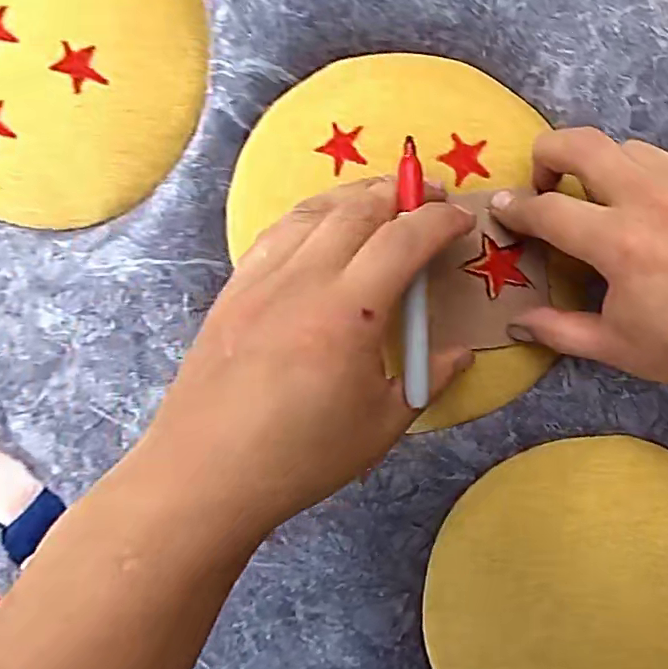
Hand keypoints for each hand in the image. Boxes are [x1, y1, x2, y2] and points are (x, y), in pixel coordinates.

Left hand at [134, 178, 474, 537]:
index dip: (438, 220)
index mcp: (349, 313)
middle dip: (400, 192)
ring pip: (314, 210)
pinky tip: (323, 226)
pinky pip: (278, 231)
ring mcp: (261, 280)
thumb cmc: (303, 457)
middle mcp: (304, 280)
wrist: (205, 476)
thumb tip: (461, 354)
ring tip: (382, 198)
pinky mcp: (234, 290)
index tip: (462, 219)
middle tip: (428, 196)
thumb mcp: (384, 424)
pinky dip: (313, 215)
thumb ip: (431, 380)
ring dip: (356, 194)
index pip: (403, 239)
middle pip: (358, 208)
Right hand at [489, 129, 667, 414]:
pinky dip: (641, 173)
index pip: (548, 209)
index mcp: (622, 245)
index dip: (516, 208)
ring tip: (600, 201)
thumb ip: (557, 329)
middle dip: (544, 155)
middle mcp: (652, 200)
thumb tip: (514, 323)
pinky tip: (649, 207)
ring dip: (597, 165)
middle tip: (543, 185)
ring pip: (623, 146)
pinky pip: (664, 158)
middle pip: (579, 143)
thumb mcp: (616, 347)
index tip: (503, 210)